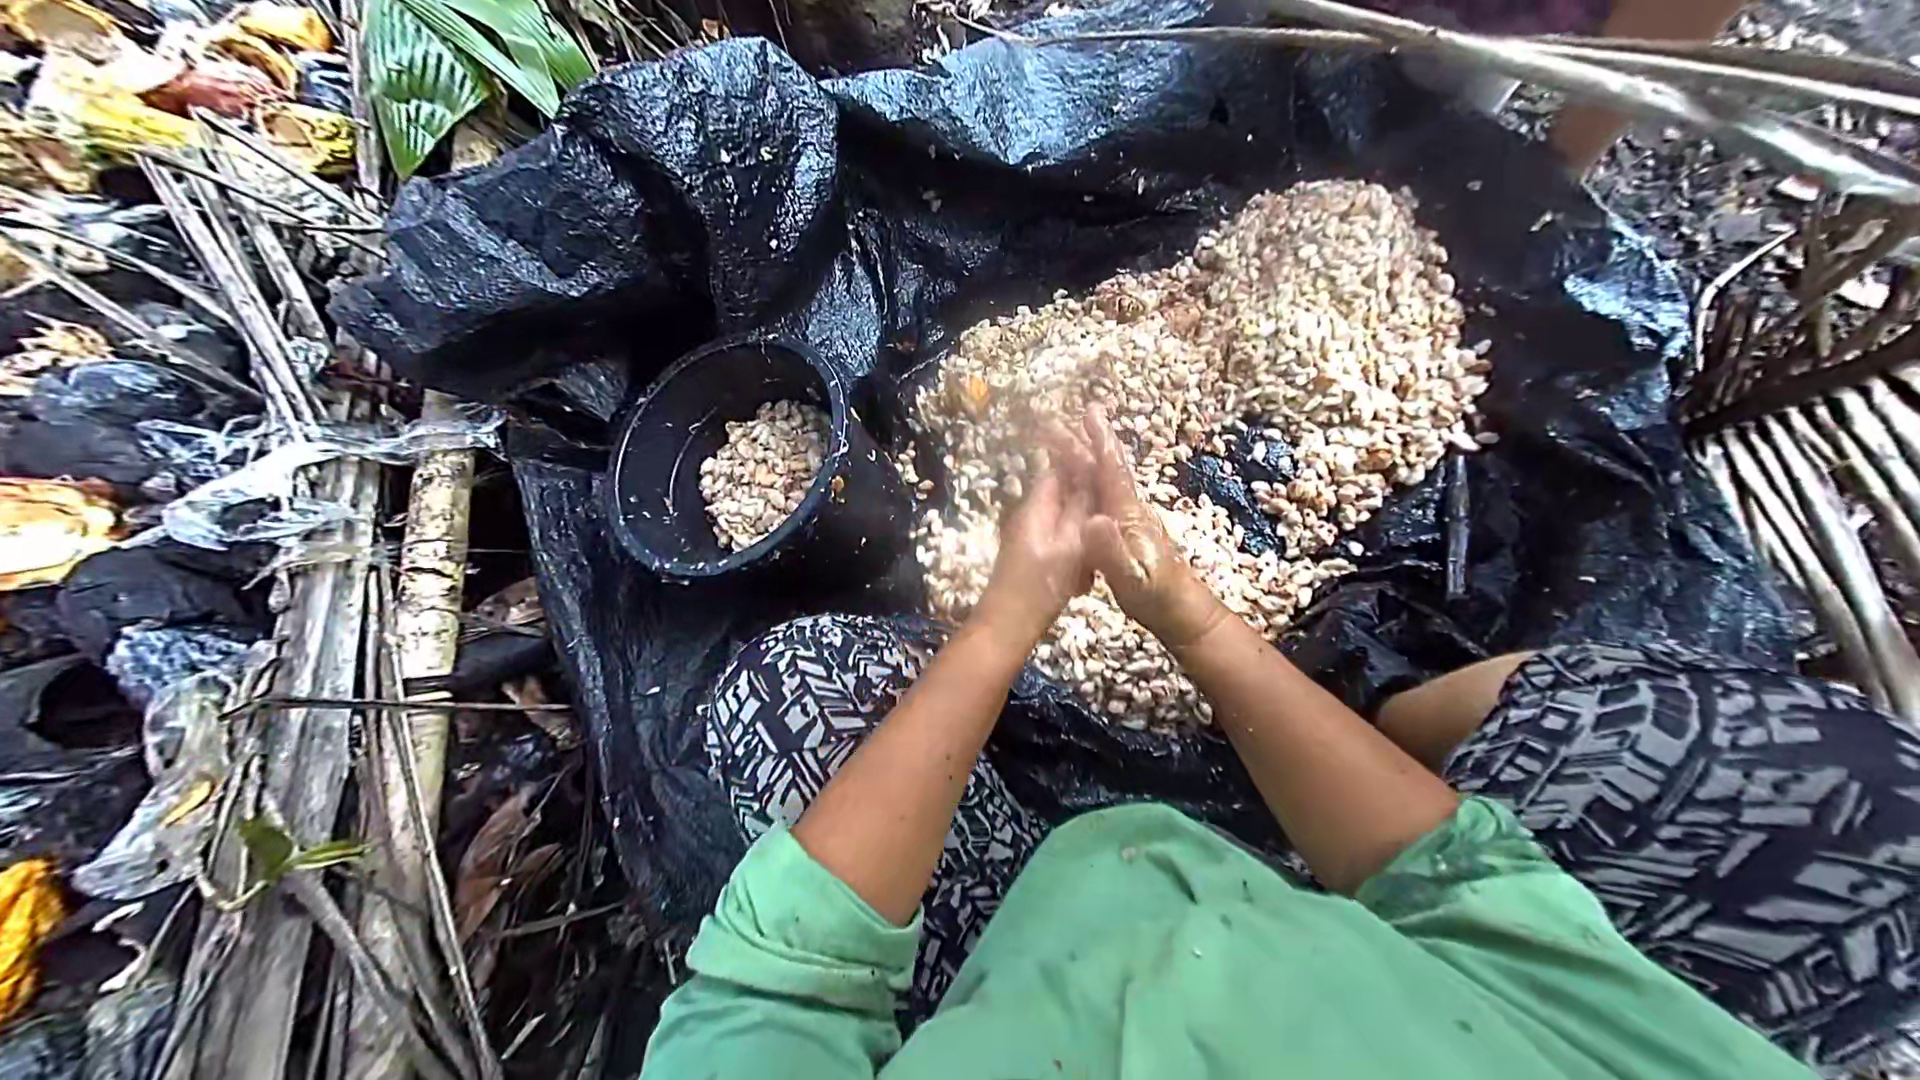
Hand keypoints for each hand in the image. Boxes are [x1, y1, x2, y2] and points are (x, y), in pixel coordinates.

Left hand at [972, 456, 1094, 647]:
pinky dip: (1075, 560)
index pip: (1058, 471)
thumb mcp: (1069, 545)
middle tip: (1112, 526)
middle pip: (1064, 499)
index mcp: (1035, 508)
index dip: (1084, 469)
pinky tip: (1082, 583)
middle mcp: (1029, 519)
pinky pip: (1061, 550)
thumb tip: (1091, 478)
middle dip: (1089, 510)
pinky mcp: (1033, 562)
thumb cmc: (1039, 586)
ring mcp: (1030, 541)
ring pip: (1066, 527)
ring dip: (1085, 540)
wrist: (1007, 628)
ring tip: (1095, 564)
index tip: (1112, 480)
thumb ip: (1081, 510)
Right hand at [1068, 404, 1226, 649]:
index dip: (1100, 440)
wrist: (1182, 614)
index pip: (1111, 470)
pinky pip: (1102, 499)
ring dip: (1089, 460)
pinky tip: (1084, 487)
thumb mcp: (1130, 578)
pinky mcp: (1127, 534)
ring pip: (1105, 482)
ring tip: (1071, 443)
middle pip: (1107, 469)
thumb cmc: (1156, 597)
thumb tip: (1093, 518)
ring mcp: (1130, 522)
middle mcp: (1129, 510)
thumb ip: (1111, 551)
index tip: (1090, 411)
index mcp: (1127, 514)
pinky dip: (1091, 483)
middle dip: (1089, 442)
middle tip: (1069, 419)